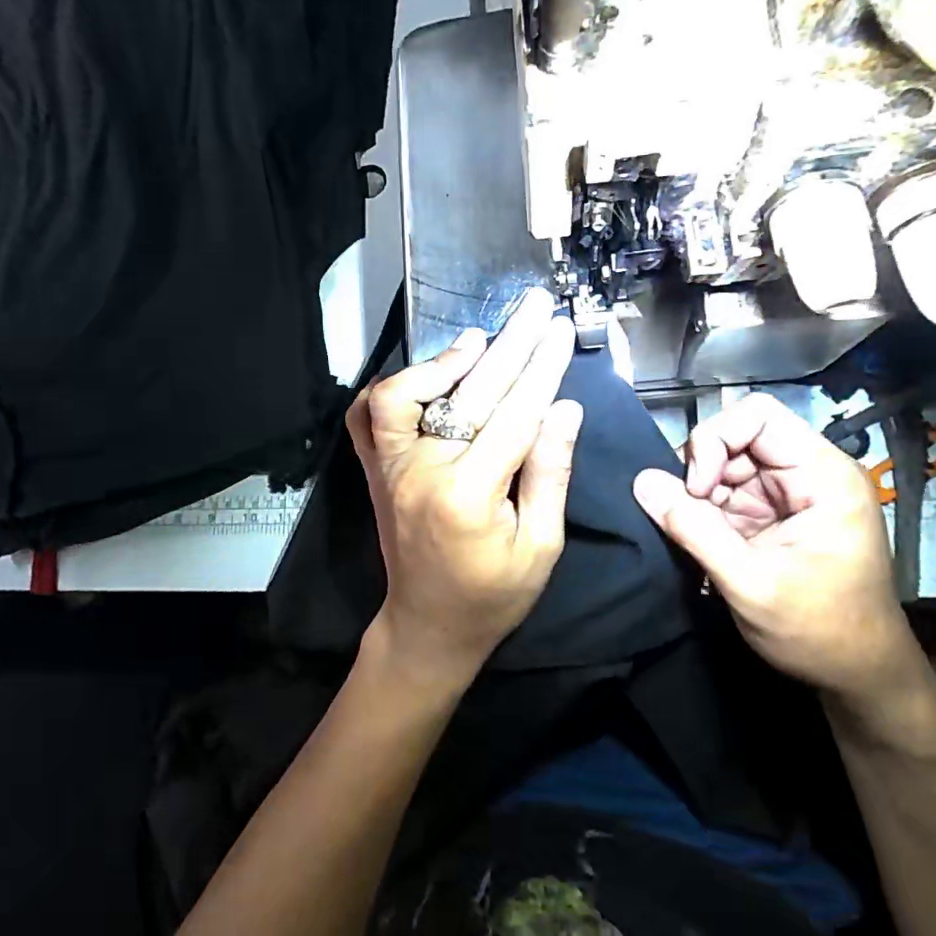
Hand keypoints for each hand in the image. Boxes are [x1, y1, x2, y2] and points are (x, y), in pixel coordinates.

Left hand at [348, 288, 581, 687]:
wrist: (429, 626)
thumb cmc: (494, 596)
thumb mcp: (542, 545)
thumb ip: (550, 473)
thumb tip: (564, 409)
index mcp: (469, 495)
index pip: (515, 415)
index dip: (543, 369)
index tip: (562, 332)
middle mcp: (421, 471)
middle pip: (471, 392)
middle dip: (511, 344)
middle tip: (536, 309)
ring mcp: (391, 467)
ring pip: (408, 393)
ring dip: (448, 361)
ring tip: (484, 338)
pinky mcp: (377, 469)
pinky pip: (371, 413)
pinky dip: (398, 385)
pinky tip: (433, 372)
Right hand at [631, 394, 911, 698]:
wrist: (859, 676)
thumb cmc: (819, 632)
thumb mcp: (750, 583)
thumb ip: (693, 529)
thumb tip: (642, 482)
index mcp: (823, 476)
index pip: (758, 417)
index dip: (716, 440)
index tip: (697, 489)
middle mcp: (811, 473)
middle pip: (740, 439)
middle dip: (703, 474)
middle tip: (684, 518)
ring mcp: (794, 494)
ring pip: (730, 467)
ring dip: (703, 498)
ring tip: (693, 538)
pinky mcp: (778, 516)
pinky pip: (733, 495)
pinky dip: (710, 515)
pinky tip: (705, 545)